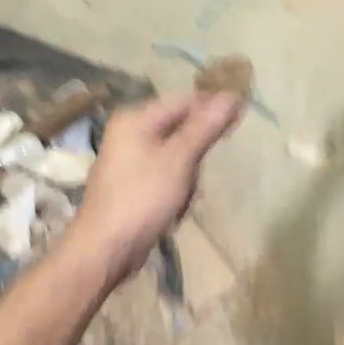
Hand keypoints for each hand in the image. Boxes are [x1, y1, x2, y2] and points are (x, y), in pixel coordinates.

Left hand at [73, 93, 244, 277]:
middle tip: (196, 179)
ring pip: (177, 157)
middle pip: (181, 130)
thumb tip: (232, 96)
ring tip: (182, 200)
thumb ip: (206, 126)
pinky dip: (175, 192)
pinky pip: (165, 177)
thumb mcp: (179, 159)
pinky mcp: (133, 185)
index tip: (237, 124)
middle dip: (196, 156)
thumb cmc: (142, 198)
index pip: (185, 101)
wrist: (105, 248)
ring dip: (188, 179)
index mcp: (136, 118)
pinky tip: (172, 210)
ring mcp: (129, 160)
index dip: (212, 110)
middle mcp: (130, 133)